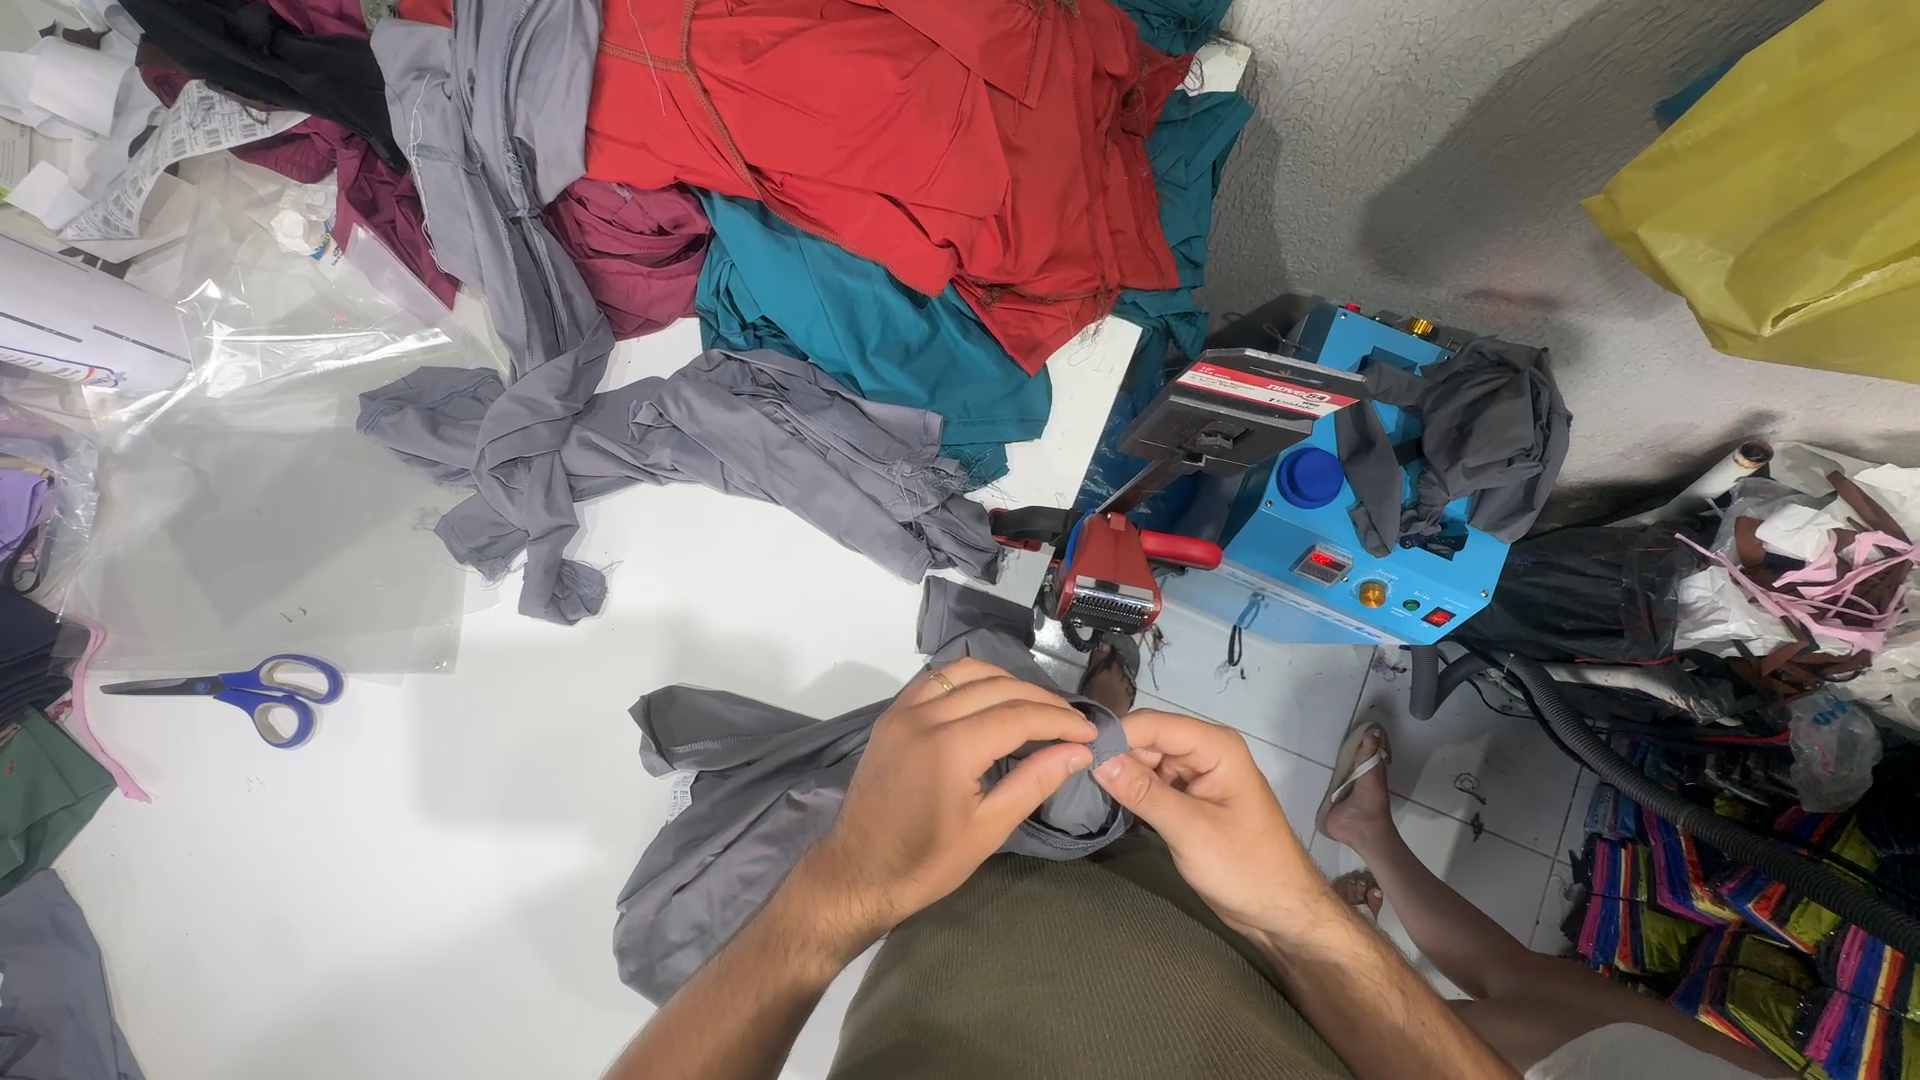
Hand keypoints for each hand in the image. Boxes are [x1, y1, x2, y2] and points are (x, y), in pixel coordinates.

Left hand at [801, 657, 1098, 938]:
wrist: (858, 873)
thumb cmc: (926, 863)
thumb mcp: (989, 828)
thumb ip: (1035, 781)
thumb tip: (1079, 751)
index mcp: (950, 747)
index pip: (1018, 715)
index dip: (1060, 720)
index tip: (1089, 731)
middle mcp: (924, 716)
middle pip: (997, 687)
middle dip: (1040, 699)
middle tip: (1070, 720)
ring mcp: (903, 710)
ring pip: (965, 671)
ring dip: (1005, 681)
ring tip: (1035, 706)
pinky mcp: (891, 715)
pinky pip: (936, 679)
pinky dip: (969, 680)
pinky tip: (989, 698)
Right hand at [1092, 709, 1329, 939]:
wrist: (1282, 915)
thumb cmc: (1245, 869)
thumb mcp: (1189, 831)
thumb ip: (1142, 792)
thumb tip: (1096, 759)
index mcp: (1215, 746)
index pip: (1154, 725)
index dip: (1116, 734)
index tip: (1076, 752)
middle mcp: (1205, 751)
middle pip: (1147, 739)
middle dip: (1115, 753)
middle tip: (1074, 772)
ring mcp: (1196, 774)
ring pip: (1146, 760)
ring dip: (1121, 772)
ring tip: (1083, 784)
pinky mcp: (1189, 797)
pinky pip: (1152, 781)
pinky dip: (1132, 788)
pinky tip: (1108, 797)